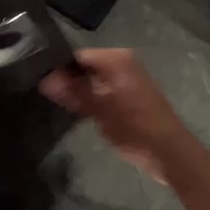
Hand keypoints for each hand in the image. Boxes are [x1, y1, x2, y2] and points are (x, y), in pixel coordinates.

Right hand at [39, 48, 198, 180]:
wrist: (171, 154)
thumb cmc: (136, 128)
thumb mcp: (101, 110)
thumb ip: (73, 92)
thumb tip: (45, 79)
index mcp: (116, 59)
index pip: (77, 55)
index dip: (58, 68)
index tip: (38, 80)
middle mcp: (121, 62)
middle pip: (85, 67)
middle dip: (67, 81)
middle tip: (43, 94)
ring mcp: (125, 79)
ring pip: (92, 80)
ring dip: (78, 92)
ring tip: (53, 102)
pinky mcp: (128, 95)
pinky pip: (101, 90)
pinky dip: (90, 99)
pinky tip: (74, 111)